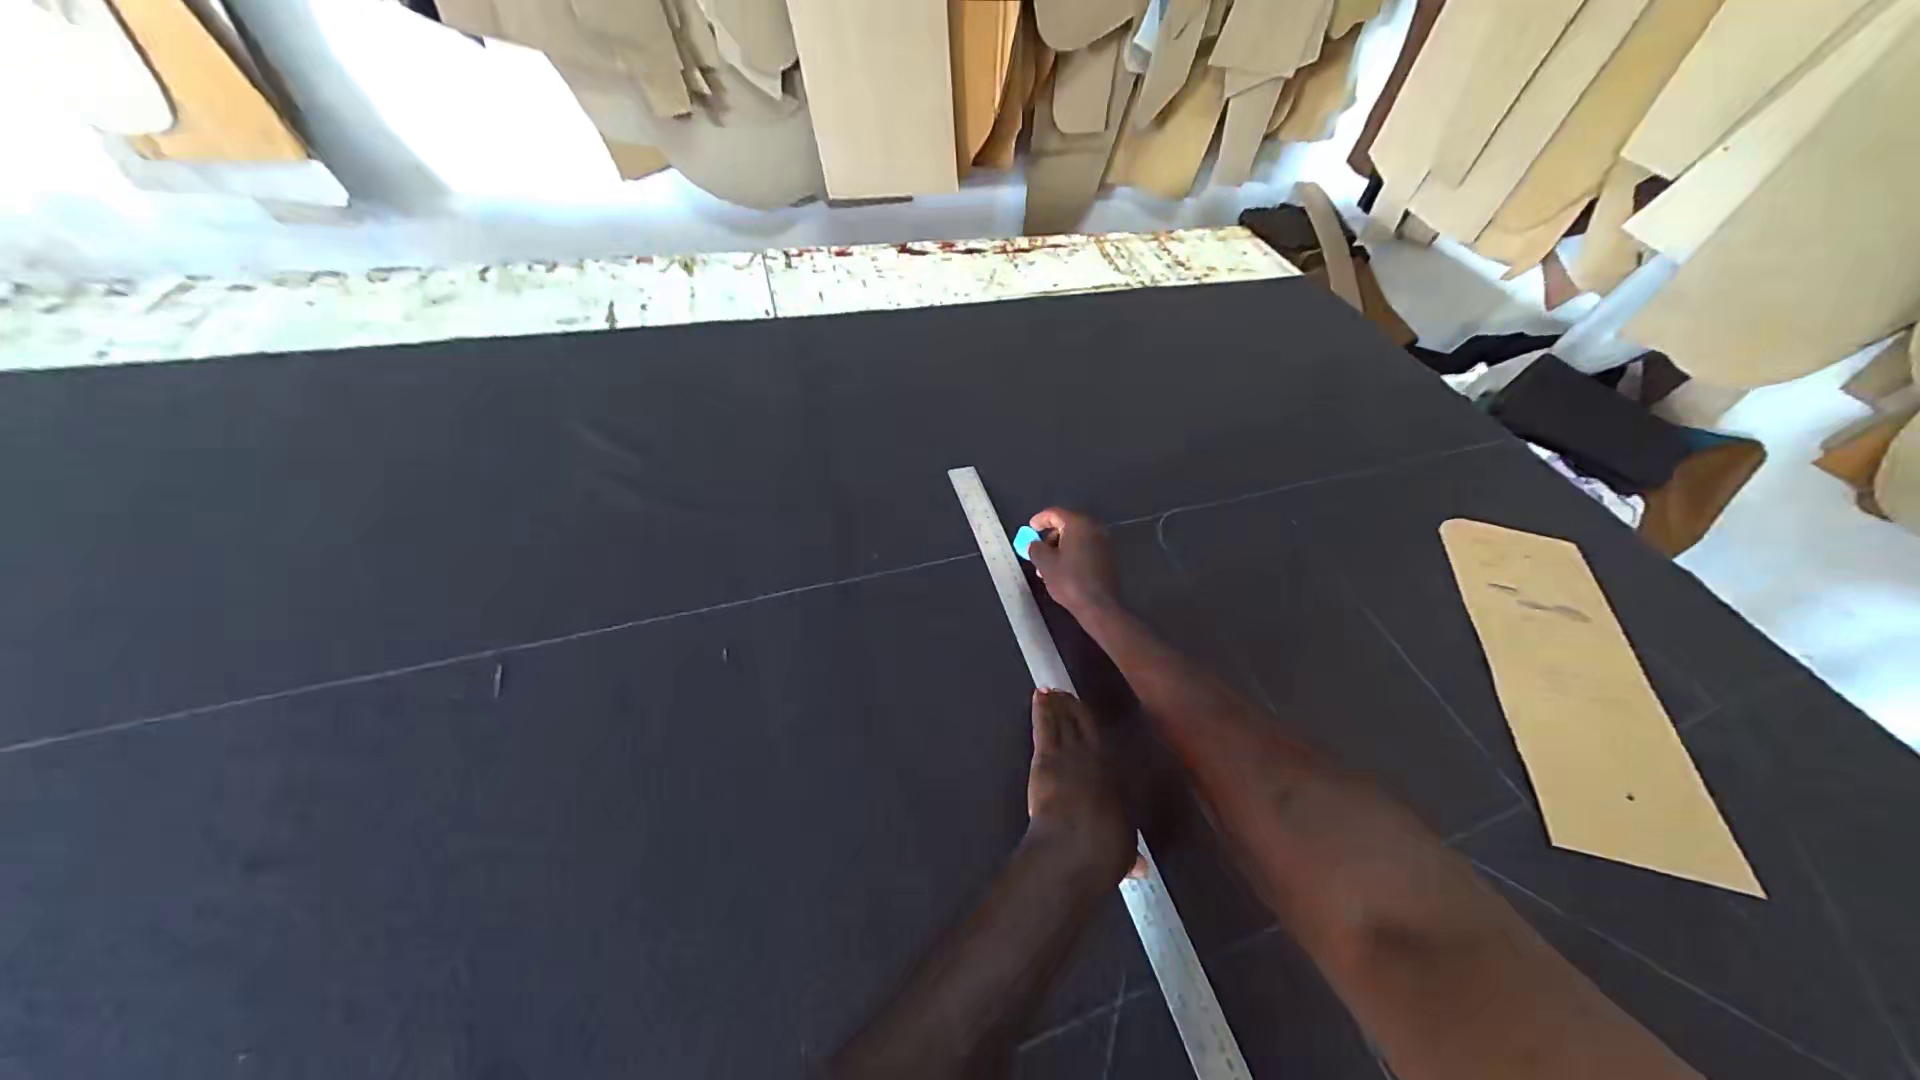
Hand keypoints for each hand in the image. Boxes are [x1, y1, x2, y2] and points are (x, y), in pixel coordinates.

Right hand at [1025, 508, 1122, 616]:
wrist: (1099, 605)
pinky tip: (1063, 570)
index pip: (1055, 513)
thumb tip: (1034, 544)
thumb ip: (1035, 548)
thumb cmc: (1070, 581)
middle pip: (1066, 525)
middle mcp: (1094, 528)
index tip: (1030, 528)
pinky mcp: (1108, 556)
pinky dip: (1072, 553)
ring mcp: (1104, 542)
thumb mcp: (1045, 564)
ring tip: (1047, 567)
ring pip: (1076, 538)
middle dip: (1050, 537)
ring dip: (1060, 548)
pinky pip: (1085, 547)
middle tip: (1038, 552)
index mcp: (1078, 524)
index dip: (1040, 519)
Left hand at [1025, 689, 1134, 886]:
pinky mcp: (1047, 756)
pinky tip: (1040, 695)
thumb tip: (1140, 867)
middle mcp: (1098, 760)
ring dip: (1060, 705)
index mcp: (1118, 780)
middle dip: (1079, 710)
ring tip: (1054, 691)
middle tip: (1072, 697)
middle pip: (1089, 727)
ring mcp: (1072, 754)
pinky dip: (1042, 708)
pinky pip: (1046, 725)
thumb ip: (1128, 855)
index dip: (1104, 739)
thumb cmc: (1105, 850)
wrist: (1079, 843)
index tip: (1098, 730)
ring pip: (1067, 721)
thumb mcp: (1123, 853)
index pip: (1112, 753)